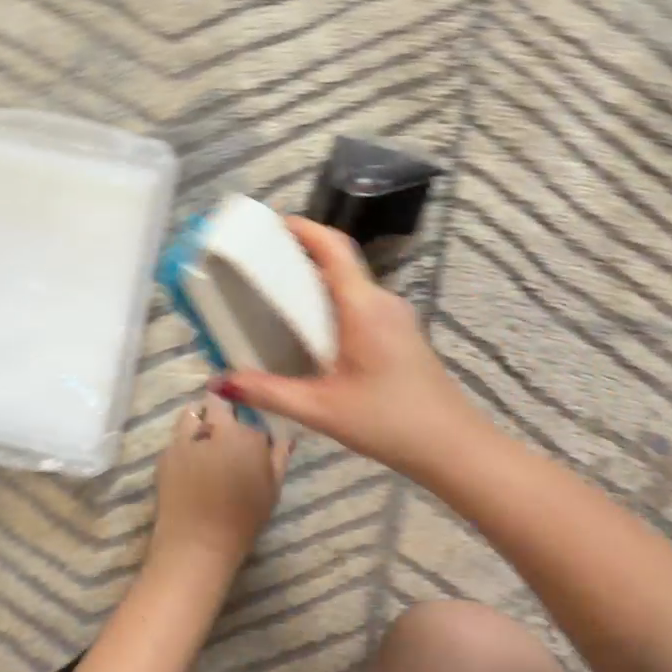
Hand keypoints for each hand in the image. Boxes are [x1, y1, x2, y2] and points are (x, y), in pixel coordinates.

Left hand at [149, 395, 290, 576]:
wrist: (197, 541)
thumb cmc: (243, 519)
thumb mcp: (272, 489)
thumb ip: (279, 457)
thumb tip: (286, 436)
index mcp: (247, 436)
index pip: (252, 416)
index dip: (251, 424)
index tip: (250, 436)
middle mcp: (216, 429)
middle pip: (218, 402)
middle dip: (222, 407)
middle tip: (225, 426)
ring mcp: (186, 439)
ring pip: (192, 413)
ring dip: (199, 419)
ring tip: (203, 438)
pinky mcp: (166, 453)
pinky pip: (177, 438)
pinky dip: (184, 442)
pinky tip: (189, 462)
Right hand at [214, 217, 472, 472]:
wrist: (452, 447)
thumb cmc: (389, 423)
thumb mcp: (320, 410)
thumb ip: (267, 392)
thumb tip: (219, 382)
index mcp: (363, 307)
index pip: (333, 247)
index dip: (303, 228)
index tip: (269, 223)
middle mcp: (381, 302)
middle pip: (338, 263)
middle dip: (299, 257)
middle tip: (257, 265)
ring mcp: (395, 318)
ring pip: (349, 287)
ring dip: (314, 284)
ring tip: (274, 298)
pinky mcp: (400, 336)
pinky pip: (358, 306)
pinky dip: (329, 306)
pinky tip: (307, 333)